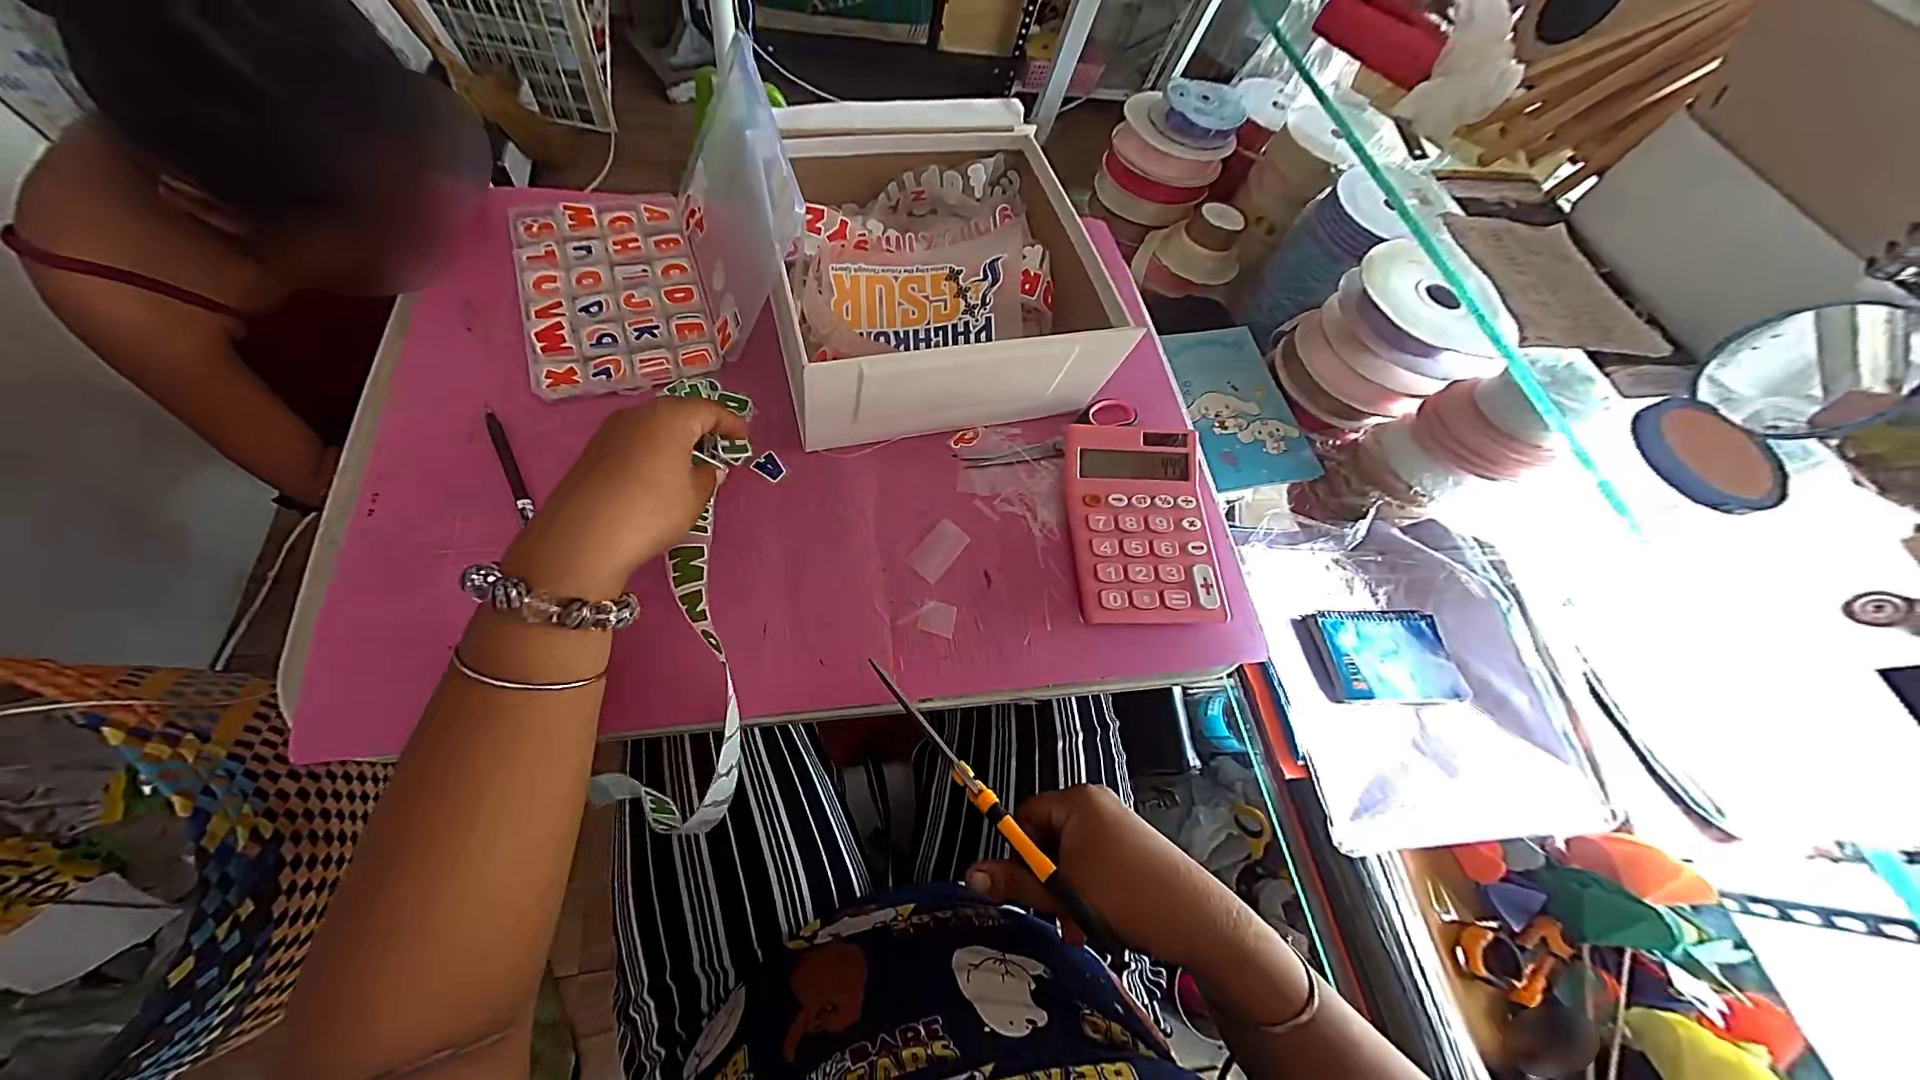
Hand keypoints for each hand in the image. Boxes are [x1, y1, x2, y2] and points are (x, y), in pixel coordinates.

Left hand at [502, 398, 747, 596]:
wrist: (585, 536)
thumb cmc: (652, 510)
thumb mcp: (694, 497)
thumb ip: (707, 478)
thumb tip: (709, 469)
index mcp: (671, 418)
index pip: (709, 410)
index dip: (731, 423)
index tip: (744, 439)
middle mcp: (640, 414)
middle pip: (679, 412)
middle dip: (702, 426)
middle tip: (720, 446)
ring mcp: (612, 430)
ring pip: (655, 424)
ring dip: (677, 437)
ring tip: (693, 460)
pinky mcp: (595, 450)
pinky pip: (636, 440)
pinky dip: (655, 448)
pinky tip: (661, 472)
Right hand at [963, 785, 1275, 974]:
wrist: (1196, 920)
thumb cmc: (1138, 895)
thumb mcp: (1064, 893)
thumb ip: (1015, 883)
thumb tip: (977, 874)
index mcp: (1077, 801)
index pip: (1023, 815)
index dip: (1017, 852)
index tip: (1017, 881)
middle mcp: (1096, 806)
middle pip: (1045, 838)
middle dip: (1045, 878)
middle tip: (1051, 906)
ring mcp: (1115, 827)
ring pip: (1068, 858)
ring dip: (1065, 891)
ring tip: (1077, 919)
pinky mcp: (1128, 849)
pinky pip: (1091, 864)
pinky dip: (1085, 891)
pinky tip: (1094, 920)